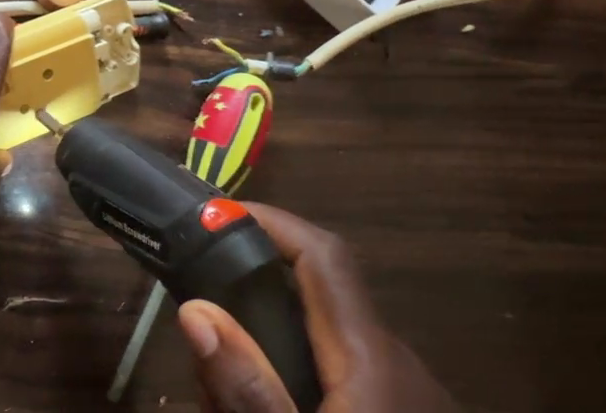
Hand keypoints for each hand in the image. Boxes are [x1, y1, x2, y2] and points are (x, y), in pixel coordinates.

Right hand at [177, 204, 458, 412]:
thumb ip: (247, 391)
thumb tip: (195, 310)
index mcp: (373, 361)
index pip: (323, 257)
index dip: (273, 220)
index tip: (216, 212)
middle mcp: (398, 364)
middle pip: (317, 298)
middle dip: (254, 295)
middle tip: (202, 324)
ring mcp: (409, 394)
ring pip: (328, 341)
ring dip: (274, 343)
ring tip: (232, 394)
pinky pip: (347, 376)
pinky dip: (301, 376)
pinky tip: (278, 408)